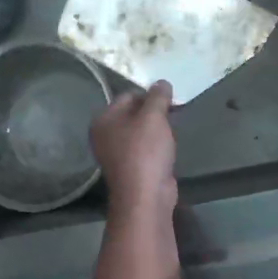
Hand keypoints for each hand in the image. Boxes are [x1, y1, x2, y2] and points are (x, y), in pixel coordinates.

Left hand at [90, 80, 176, 215]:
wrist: (145, 196)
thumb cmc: (145, 151)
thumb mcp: (153, 116)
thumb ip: (158, 96)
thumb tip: (162, 83)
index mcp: (103, 119)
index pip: (128, 95)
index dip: (151, 95)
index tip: (171, 100)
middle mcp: (104, 135)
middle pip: (133, 113)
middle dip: (155, 112)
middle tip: (174, 114)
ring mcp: (116, 153)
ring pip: (140, 132)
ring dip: (157, 130)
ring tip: (172, 132)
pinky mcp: (130, 168)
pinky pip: (144, 149)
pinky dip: (156, 146)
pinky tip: (168, 149)